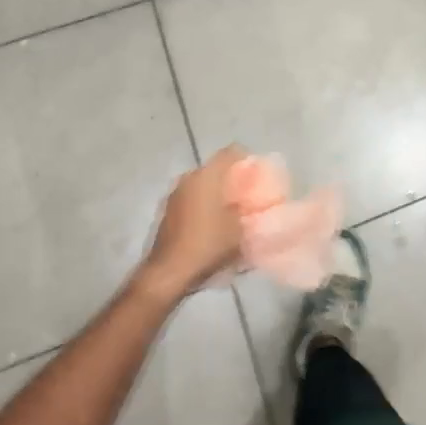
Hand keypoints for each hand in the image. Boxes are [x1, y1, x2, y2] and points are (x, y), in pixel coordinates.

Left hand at [137, 146, 247, 299]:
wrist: (169, 271)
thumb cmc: (208, 245)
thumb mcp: (238, 229)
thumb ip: (245, 210)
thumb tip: (246, 203)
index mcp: (207, 176)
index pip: (231, 153)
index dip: (246, 160)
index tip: (258, 174)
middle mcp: (188, 178)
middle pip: (215, 168)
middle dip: (231, 178)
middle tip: (246, 194)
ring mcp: (175, 193)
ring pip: (201, 184)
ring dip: (215, 192)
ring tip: (230, 210)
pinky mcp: (167, 210)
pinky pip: (191, 198)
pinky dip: (202, 204)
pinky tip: (211, 222)